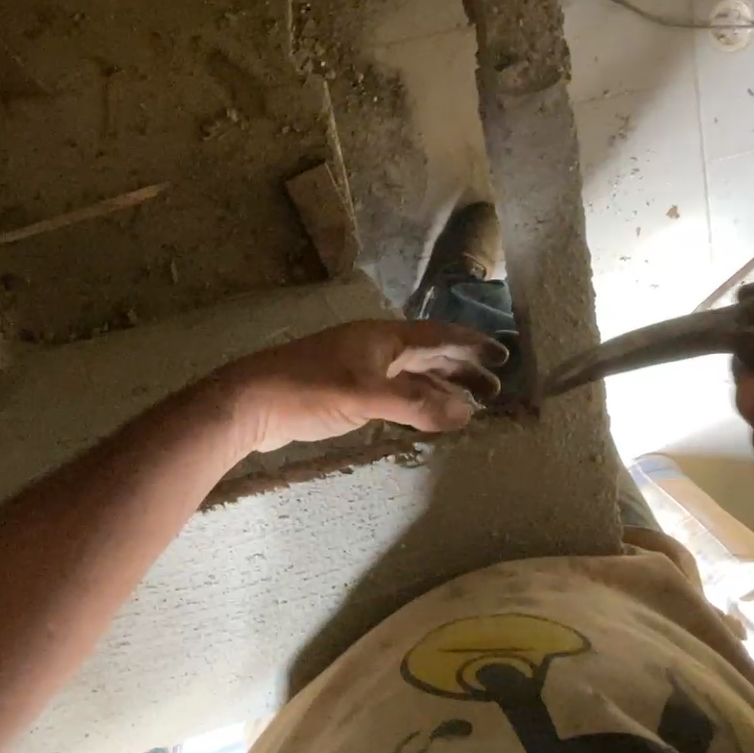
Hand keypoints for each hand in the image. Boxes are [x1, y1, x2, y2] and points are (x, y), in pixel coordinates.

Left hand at [213, 320, 508, 452]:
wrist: (250, 402)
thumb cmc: (307, 389)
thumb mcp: (364, 396)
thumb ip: (415, 405)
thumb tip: (465, 414)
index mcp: (383, 338)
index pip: (437, 337)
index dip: (471, 345)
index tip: (503, 355)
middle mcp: (377, 349)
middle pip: (429, 355)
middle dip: (462, 368)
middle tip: (495, 388)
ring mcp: (361, 369)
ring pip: (413, 375)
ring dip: (442, 387)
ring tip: (472, 404)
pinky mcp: (348, 392)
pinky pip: (396, 392)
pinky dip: (418, 402)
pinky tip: (429, 415)